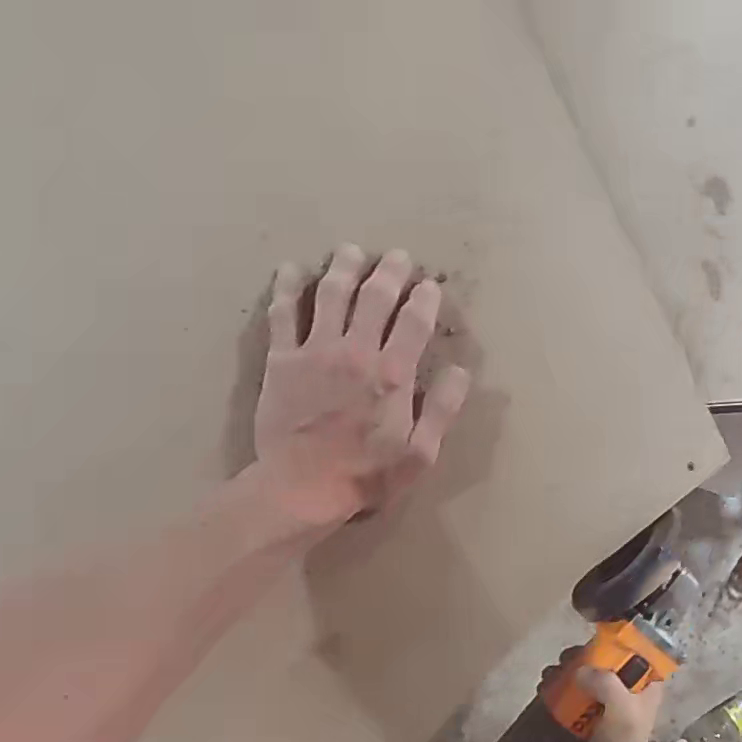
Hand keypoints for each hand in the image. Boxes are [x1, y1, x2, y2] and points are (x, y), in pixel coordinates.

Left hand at [255, 244, 471, 526]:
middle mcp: (356, 352)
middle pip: (374, 298)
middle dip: (389, 272)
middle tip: (397, 258)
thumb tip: (460, 370)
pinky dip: (288, 286)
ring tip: (352, 252)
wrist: (302, 488)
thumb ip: (443, 410)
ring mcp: (315, 352)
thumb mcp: (420, 454)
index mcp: (393, 375)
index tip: (429, 286)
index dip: (424, 298)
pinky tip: (293, 269)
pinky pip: (283, 313)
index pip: (413, 321)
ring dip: (344, 267)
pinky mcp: (281, 359)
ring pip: (331, 294)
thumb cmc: (367, 476)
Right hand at [540, 648, 665, 741]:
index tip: (592, 641)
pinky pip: (573, 691)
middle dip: (581, 656)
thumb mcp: (621, 709)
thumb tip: (579, 671)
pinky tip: (546, 689)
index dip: (616, 639)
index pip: (636, 649)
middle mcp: (628, 687)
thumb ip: (605, 682)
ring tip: (551, 677)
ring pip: (584, 673)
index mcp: (646, 683)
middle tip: (566, 662)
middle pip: (603, 657)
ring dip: (566, 671)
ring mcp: (607, 700)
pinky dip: (559, 687)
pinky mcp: (588, 712)